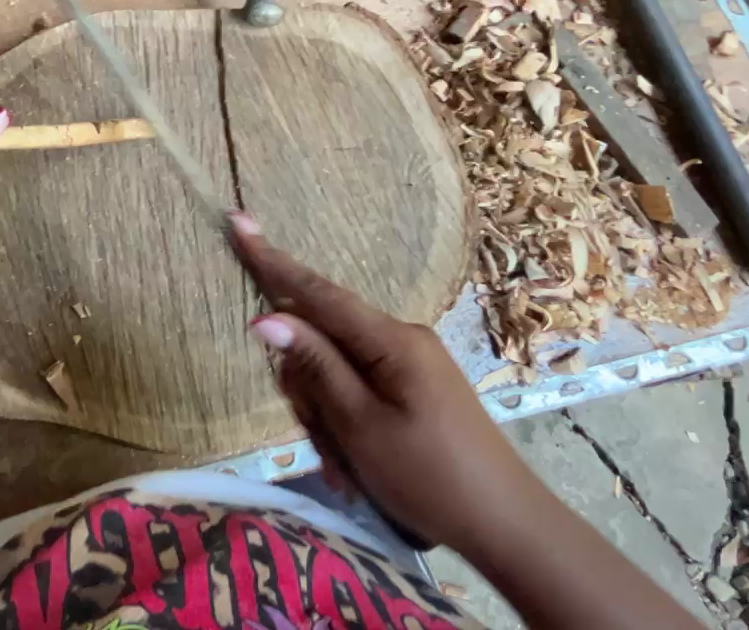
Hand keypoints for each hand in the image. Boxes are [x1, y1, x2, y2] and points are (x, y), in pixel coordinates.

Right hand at [231, 213, 553, 557]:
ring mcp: (408, 362)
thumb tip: (265, 318)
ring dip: (327, 418)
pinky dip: (344, 423)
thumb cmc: (431, 476)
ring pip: (334, 370)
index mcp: (390, 340)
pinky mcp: (411, 385)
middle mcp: (399, 339)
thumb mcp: (360, 425)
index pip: (315, 292)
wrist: (510, 529)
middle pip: (320, 340)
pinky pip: (355, 388)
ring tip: (345, 468)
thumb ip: (314, 365)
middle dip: (307, 391)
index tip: (237, 220)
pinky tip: (354, 467)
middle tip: (324, 446)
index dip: (270, 259)